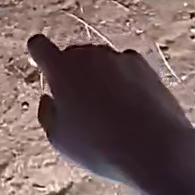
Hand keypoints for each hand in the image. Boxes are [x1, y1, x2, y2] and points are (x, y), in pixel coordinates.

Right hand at [29, 33, 194, 186]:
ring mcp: (115, 57)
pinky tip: (132, 106)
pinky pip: (124, 66)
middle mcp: (86, 54)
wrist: (156, 149)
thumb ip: (48, 113)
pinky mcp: (141, 64)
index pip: (39, 45)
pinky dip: (124, 79)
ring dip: (99, 76)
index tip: (43, 66)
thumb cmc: (100, 147)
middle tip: (82, 105)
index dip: (39, 54)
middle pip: (72, 55)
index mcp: (60, 68)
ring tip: (112, 112)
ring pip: (99, 61)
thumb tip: (50, 99)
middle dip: (73, 73)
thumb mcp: (60, 139)